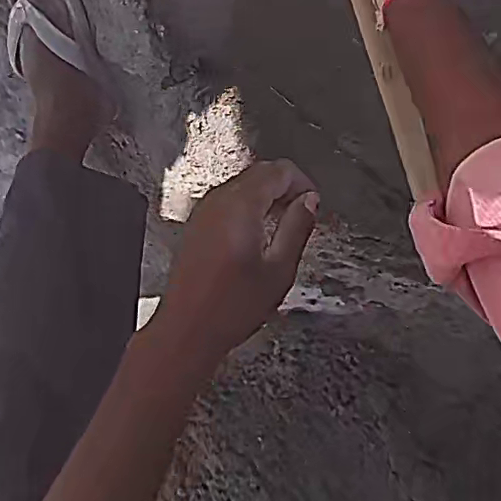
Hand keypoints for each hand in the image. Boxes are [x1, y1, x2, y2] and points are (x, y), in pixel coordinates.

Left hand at [148, 160, 319, 365]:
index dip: (302, 182)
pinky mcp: (198, 222)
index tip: (313, 201)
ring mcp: (204, 209)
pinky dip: (249, 205)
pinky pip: (229, 199)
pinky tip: (258, 233)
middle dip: (286, 186)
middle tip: (303, 212)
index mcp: (241, 205)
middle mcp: (219, 200)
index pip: (278, 170)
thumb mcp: (279, 270)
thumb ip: (297, 227)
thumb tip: (309, 201)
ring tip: (284, 224)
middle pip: (260, 172)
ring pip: (244, 184)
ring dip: (268, 195)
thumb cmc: (230, 307)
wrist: (186, 330)